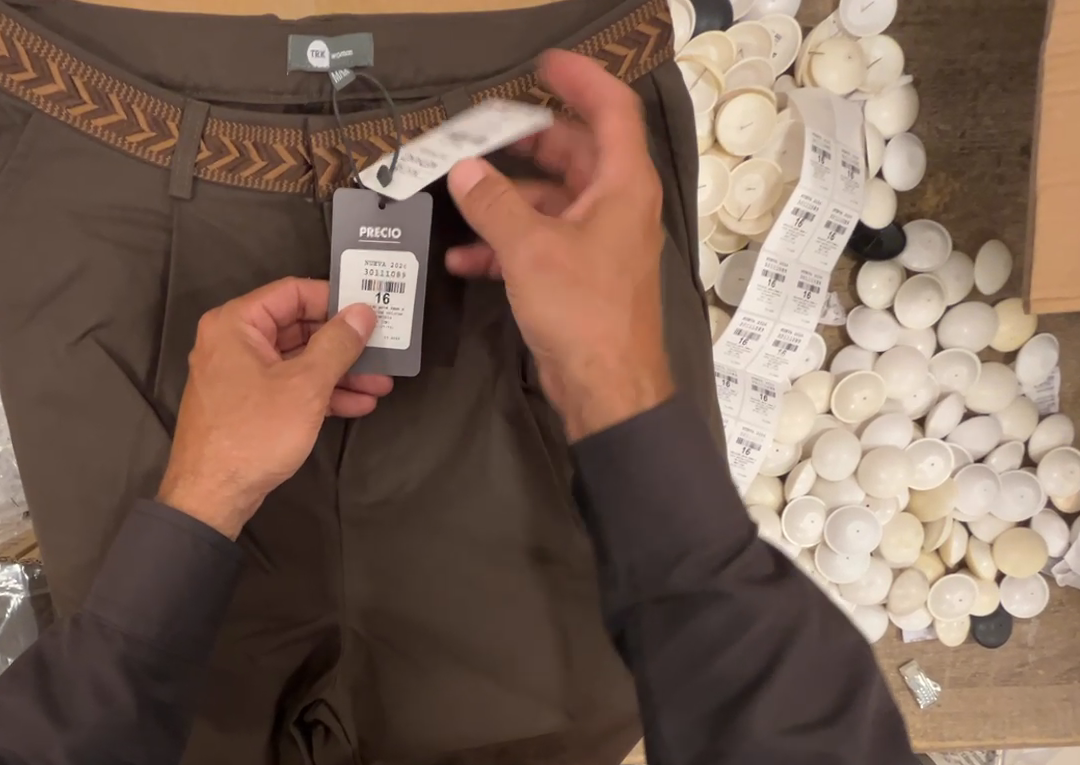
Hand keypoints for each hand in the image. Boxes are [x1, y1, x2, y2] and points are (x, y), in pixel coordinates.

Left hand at [158, 278, 380, 537]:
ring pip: (297, 363)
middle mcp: (233, 342)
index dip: (335, 300)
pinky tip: (358, 405)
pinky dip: (320, 395)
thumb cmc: (255, 433)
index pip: (293, 292)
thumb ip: (337, 344)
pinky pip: (288, 388)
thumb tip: (363, 312)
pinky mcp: (247, 407)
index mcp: (236, 323)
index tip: (370, 312)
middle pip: (298, 328)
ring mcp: (239, 377)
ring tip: (381, 384)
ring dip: (340, 373)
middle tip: (383, 351)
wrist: (212, 496)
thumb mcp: (305, 386)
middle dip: (344, 345)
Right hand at [444, 49, 674, 440]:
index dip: (580, 80)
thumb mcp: (531, 250)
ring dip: (503, 206)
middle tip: (482, 138)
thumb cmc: (582, 310)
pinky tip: (465, 260)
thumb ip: (494, 205)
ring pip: (547, 206)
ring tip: (458, 205)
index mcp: (621, 185)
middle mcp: (613, 207)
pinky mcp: (575, 278)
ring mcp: (595, 244)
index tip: (546, 64)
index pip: (610, 110)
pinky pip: (538, 246)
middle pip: (571, 157)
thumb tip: (463, 171)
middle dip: (524, 149)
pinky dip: (504, 247)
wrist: (604, 385)